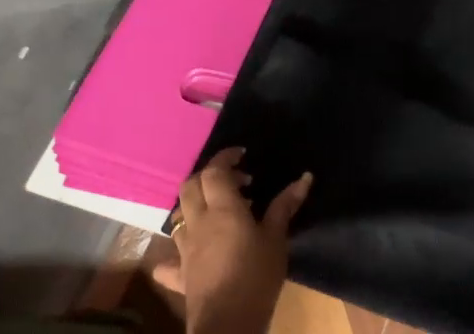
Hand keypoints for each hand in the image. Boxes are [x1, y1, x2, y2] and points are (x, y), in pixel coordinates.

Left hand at [152, 148, 313, 333]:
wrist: (227, 323)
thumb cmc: (256, 274)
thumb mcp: (277, 238)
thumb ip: (285, 206)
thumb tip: (305, 177)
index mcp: (223, 210)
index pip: (214, 172)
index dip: (225, 158)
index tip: (242, 155)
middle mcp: (198, 224)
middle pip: (189, 188)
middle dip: (207, 177)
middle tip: (233, 181)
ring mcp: (184, 251)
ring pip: (178, 218)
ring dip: (194, 207)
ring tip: (217, 212)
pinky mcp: (179, 276)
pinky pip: (169, 261)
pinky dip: (175, 253)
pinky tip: (188, 254)